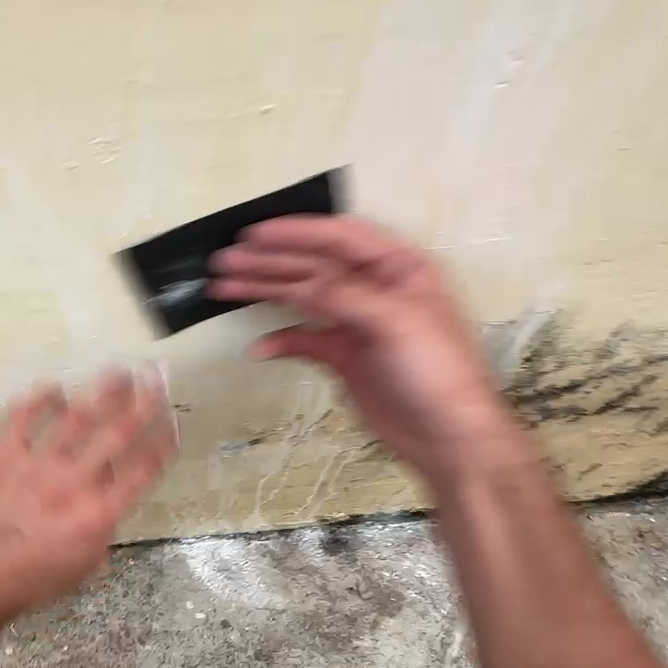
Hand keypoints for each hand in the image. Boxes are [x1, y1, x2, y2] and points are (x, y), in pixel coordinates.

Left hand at [0, 367, 178, 642]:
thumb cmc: (32, 582)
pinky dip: (41, 399)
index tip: (174, 422)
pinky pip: (22, 416)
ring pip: (77, 417)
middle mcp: (73, 484)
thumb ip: (104, 527)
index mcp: (97, 515)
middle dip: (145, 402)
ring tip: (120, 372)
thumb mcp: (84, 565)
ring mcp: (35, 465)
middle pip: (119, 433)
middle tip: (157, 379)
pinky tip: (55, 388)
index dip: (164, 442)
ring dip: (102, 391)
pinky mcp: (0, 455)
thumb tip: (110, 494)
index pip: (143, 469)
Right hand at [209, 215, 522, 483]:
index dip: (296, 232)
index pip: (340, 238)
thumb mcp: (396, 323)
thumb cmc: (436, 372)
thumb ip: (348, 296)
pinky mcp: (342, 356)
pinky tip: (259, 348)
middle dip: (268, 261)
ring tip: (222, 288)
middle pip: (312, 266)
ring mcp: (355, 323)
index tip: (253, 235)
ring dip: (263, 292)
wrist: (446, 435)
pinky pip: (304, 341)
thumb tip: (304, 283)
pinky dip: (281, 342)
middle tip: (224, 262)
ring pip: (301, 299)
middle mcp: (374, 289)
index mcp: (398, 268)